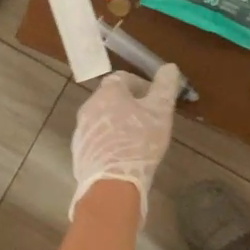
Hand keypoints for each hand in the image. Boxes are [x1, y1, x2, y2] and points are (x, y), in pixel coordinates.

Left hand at [70, 65, 182, 221]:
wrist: (112, 183)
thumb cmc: (139, 142)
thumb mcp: (160, 112)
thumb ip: (165, 88)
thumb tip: (169, 66)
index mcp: (108, 93)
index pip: (122, 78)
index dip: (140, 85)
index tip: (154, 99)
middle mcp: (89, 108)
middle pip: (110, 99)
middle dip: (128, 105)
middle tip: (147, 120)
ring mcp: (81, 131)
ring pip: (101, 120)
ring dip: (117, 124)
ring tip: (136, 140)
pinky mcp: (79, 153)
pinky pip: (96, 141)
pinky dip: (108, 142)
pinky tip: (121, 156)